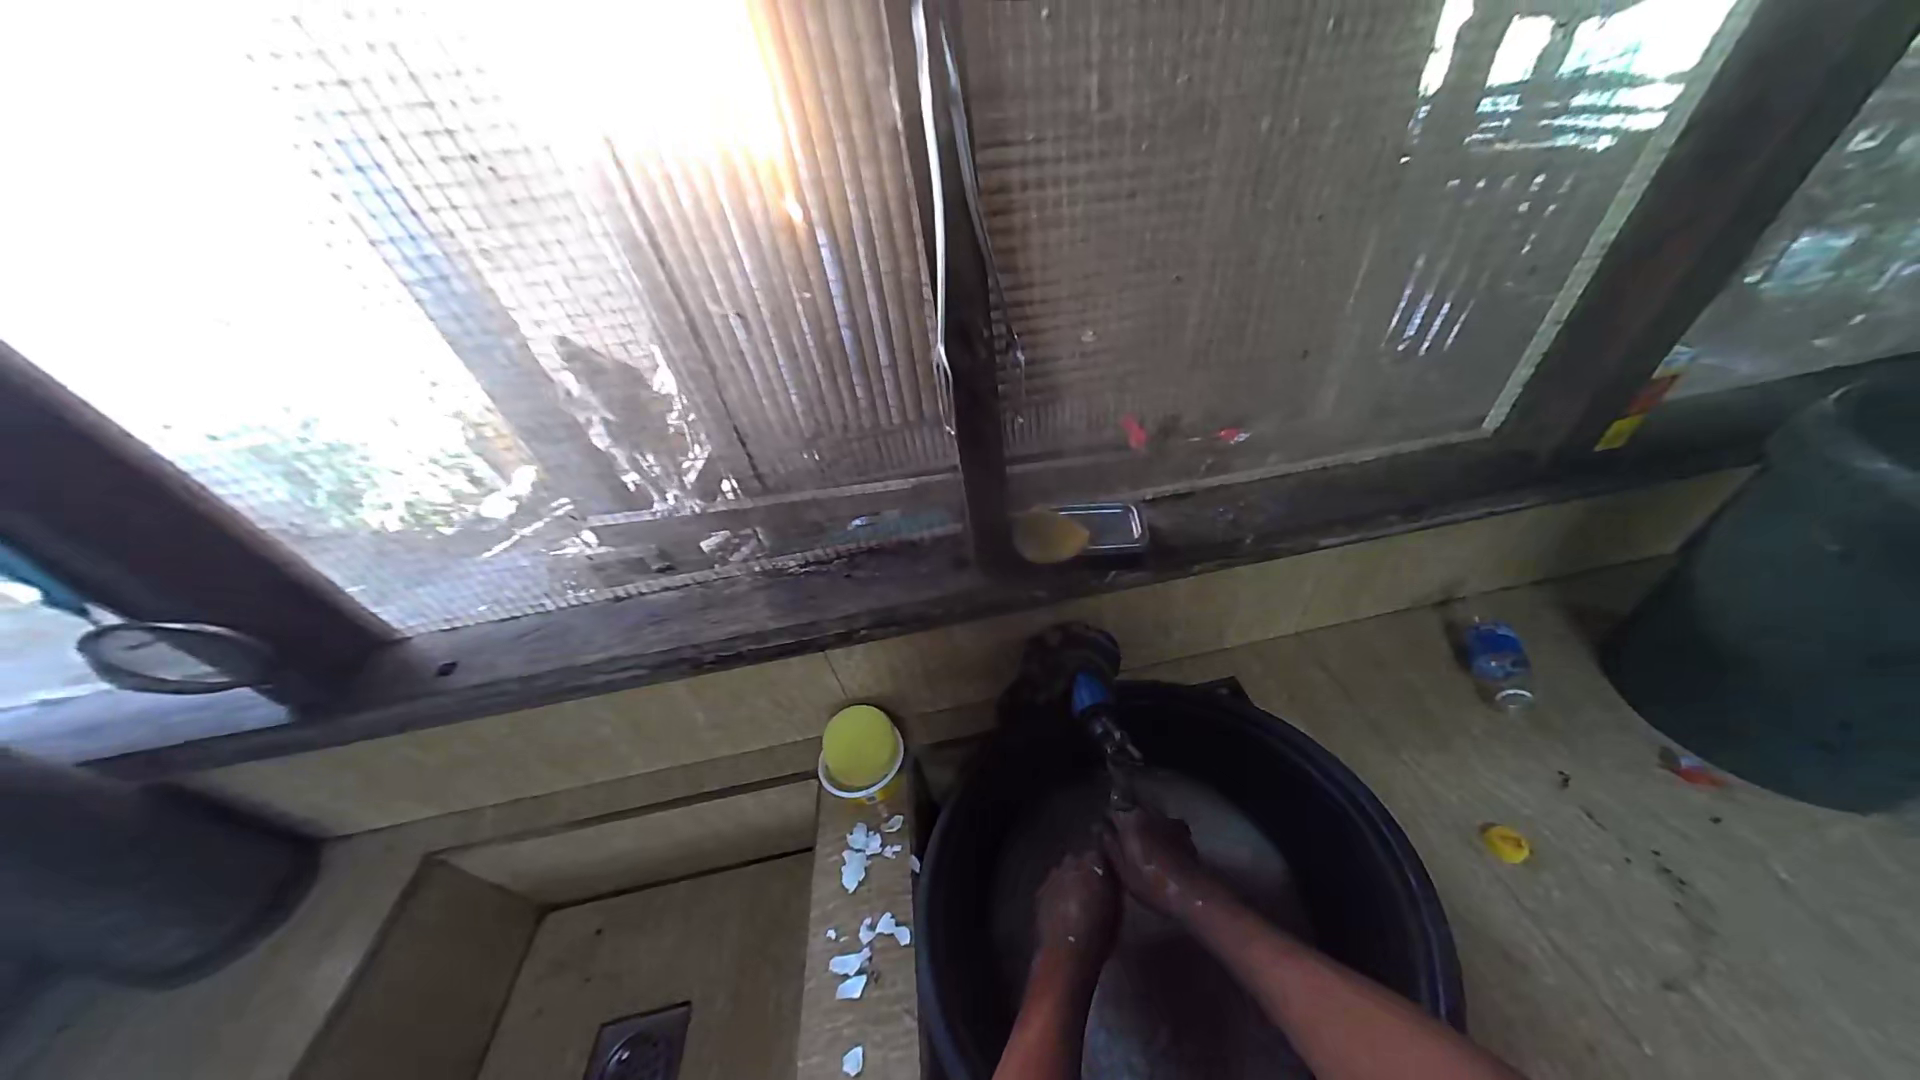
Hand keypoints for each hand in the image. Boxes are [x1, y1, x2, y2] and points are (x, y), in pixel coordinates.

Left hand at [1034, 848, 1118, 961]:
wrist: (1067, 955)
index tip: (1106, 876)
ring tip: (1075, 898)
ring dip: (1069, 879)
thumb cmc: (1098, 935)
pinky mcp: (1040, 891)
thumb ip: (1114, 888)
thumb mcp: (1117, 911)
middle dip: (1084, 870)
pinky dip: (1057, 891)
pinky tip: (1061, 907)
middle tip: (1091, 888)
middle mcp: (1070, 865)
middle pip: (1078, 859)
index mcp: (1093, 866)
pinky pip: (1051, 884)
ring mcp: (1053, 877)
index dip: (1102, 865)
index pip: (1098, 854)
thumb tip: (1111, 878)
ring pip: (1063, 870)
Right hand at [1100, 807, 1218, 917]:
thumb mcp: (1122, 869)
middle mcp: (1150, 812)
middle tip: (1122, 836)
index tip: (1105, 828)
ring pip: (1150, 814)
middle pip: (1133, 807)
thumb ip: (1109, 845)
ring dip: (1144, 823)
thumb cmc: (1151, 883)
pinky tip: (1160, 847)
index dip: (1109, 817)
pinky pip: (1165, 825)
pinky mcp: (1183, 832)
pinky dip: (1159, 831)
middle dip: (1127, 817)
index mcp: (1131, 819)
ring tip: (1142, 843)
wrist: (1192, 892)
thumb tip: (1099, 828)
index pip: (1114, 806)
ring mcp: (1169, 820)